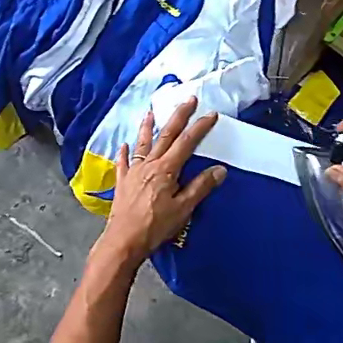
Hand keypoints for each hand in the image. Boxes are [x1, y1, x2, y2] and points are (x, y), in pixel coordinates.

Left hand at [97, 98, 226, 260]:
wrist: (122, 242)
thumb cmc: (155, 226)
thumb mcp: (184, 208)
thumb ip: (201, 187)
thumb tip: (219, 170)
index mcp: (166, 169)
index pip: (187, 142)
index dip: (200, 127)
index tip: (211, 114)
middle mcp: (149, 165)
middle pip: (166, 135)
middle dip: (179, 116)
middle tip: (188, 100)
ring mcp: (133, 172)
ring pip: (142, 144)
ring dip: (148, 127)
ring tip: (150, 113)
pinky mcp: (122, 183)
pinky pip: (124, 163)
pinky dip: (125, 152)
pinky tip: (123, 145)